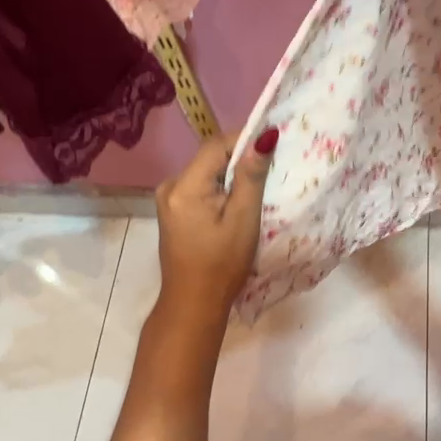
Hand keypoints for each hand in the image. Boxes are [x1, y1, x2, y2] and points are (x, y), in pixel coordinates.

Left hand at [152, 128, 276, 315]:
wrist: (193, 304)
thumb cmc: (222, 263)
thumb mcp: (244, 218)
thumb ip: (251, 175)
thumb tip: (264, 136)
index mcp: (184, 186)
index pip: (216, 144)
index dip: (244, 140)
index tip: (271, 147)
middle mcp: (170, 186)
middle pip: (210, 157)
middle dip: (239, 159)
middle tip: (269, 169)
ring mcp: (169, 199)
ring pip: (207, 171)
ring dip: (230, 174)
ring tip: (257, 187)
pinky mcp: (174, 210)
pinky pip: (201, 186)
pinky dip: (220, 188)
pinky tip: (236, 204)